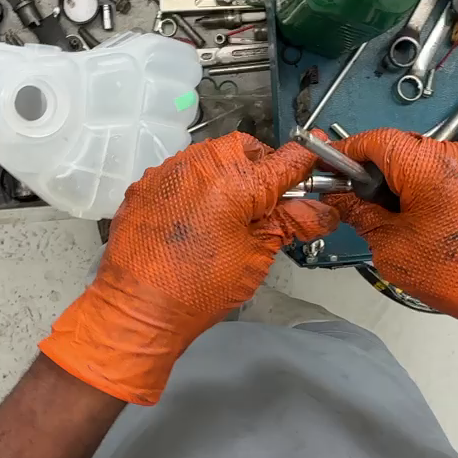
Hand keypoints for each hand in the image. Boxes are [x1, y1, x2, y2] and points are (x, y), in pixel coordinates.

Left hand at [41, 134, 338, 403]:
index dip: (307, 166)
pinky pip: (181, 173)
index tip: (314, 172)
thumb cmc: (198, 288)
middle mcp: (200, 163)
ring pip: (211, 157)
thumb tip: (319, 212)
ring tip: (227, 214)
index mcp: (236, 180)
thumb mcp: (256, 257)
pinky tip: (195, 219)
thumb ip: (289, 224)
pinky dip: (196, 187)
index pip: (287, 160)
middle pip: (246, 149)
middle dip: (261, 169)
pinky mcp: (145, 184)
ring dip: (226, 176)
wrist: (138, 308)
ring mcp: (168, 170)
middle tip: (264, 204)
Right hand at [325, 129, 457, 381]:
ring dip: (405, 178)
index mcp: (430, 167)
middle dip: (377, 171)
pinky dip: (432, 183)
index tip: (333, 164)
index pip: (376, 140)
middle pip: (401, 147)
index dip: (349, 151)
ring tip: (401, 216)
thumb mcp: (391, 246)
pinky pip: (450, 166)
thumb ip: (359, 212)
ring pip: (425, 157)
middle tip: (362, 200)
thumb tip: (339, 195)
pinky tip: (428, 214)